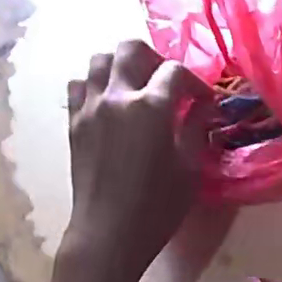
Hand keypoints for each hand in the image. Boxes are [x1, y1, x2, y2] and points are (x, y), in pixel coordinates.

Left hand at [61, 40, 213, 281]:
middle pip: (131, 49)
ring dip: (123, 65)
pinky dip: (98, 83)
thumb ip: (195, 129)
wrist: (109, 233)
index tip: (206, 103)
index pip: (176, 72)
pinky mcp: (74, 122)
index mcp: (151, 107)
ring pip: (100, 59)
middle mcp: (116, 96)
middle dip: (156, 59)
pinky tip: (112, 104)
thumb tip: (202, 107)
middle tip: (170, 84)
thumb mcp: (189, 169)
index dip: (197, 84)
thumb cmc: (158, 207)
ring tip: (139, 88)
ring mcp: (90, 107)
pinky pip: (82, 84)